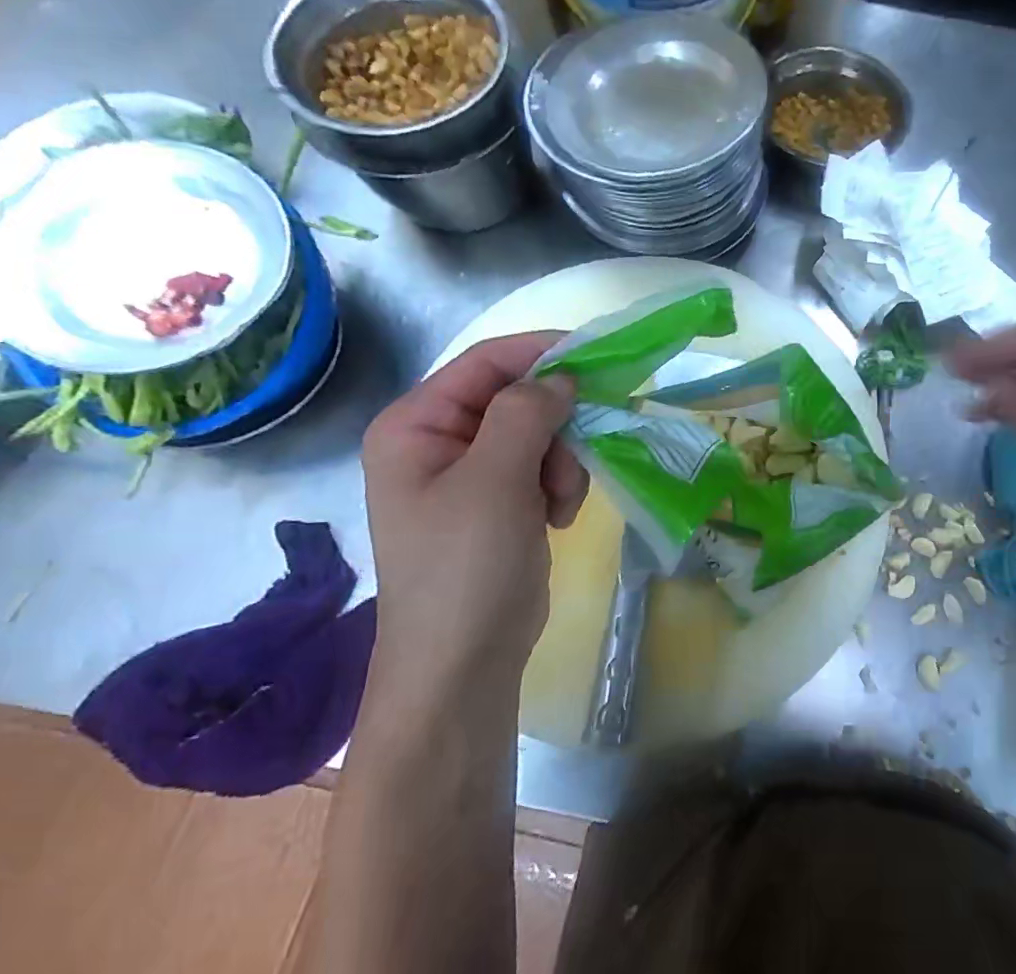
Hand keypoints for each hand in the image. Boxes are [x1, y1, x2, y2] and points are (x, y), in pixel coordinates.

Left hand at [361, 332, 587, 703]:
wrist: (464, 662)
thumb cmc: (466, 567)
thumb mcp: (495, 480)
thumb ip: (526, 413)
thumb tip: (562, 375)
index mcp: (416, 424)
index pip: (485, 363)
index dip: (541, 352)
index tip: (599, 357)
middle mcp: (438, 441)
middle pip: (516, 399)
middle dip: (555, 429)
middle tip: (572, 462)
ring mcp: (470, 475)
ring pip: (539, 435)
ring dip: (561, 464)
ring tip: (557, 505)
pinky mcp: (499, 504)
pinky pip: (542, 469)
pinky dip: (558, 487)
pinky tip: (555, 519)